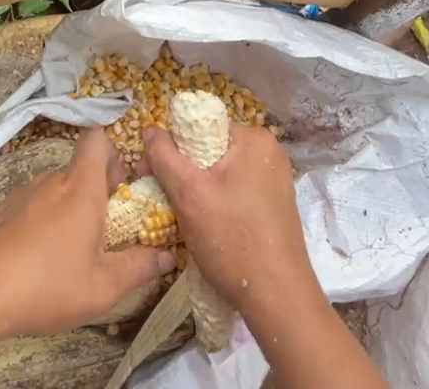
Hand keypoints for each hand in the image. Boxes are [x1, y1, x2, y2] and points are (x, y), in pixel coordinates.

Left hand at [0, 126, 175, 337]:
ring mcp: (25, 193)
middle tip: (114, 229)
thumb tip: (166, 256)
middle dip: (101, 190)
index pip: (97, 141)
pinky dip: (50, 219)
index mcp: (81, 189)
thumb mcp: (103, 287)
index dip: (114, 151)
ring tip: (82, 248)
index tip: (127, 182)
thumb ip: (138, 267)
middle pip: (82, 168)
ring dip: (75, 207)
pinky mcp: (7, 210)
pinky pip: (38, 203)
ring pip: (60, 188)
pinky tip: (47, 256)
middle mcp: (53, 181)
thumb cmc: (48, 285)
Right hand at [142, 124, 316, 311]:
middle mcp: (269, 153)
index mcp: (254, 140)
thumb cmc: (233, 240)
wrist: (279, 300)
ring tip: (180, 214)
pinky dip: (214, 201)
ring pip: (218, 171)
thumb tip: (150, 128)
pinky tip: (204, 225)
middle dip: (180, 170)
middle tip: (161, 196)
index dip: (169, 146)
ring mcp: (274, 180)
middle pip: (208, 149)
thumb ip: (163, 155)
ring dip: (195, 188)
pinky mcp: (274, 205)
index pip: (199, 126)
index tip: (149, 172)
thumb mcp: (188, 193)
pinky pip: (233, 189)